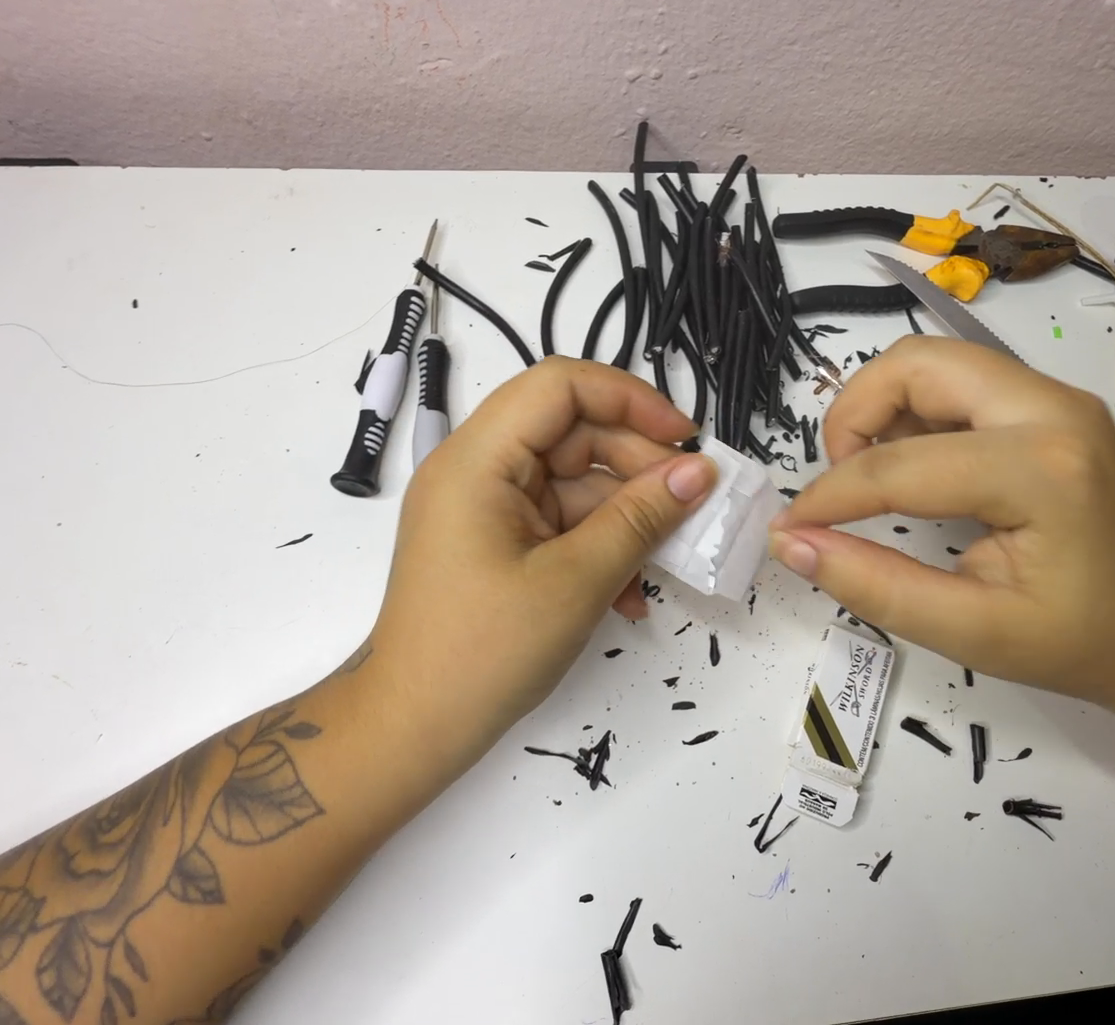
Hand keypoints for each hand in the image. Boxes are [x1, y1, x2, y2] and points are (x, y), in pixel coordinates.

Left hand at [367, 358, 716, 741]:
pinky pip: (563, 522)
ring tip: (669, 562)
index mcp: (478, 460)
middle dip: (638, 467)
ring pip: (576, 482)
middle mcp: (478, 469)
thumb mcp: (576, 581)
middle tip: (692, 507)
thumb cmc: (485, 653)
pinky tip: (631, 595)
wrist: (414, 730)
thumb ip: (641, 518)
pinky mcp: (499, 541)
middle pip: (573, 432)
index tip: (684, 438)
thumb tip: (700, 472)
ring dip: (627, 518)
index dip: (629, 399)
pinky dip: (600, 546)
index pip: (559, 385)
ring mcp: (488, 507)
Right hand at [768, 336, 1114, 713]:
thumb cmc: (1079, 642)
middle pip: (917, 364)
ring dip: (881, 409)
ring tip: (869, 477)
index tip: (788, 528)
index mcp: (1042, 470)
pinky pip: (956, 381)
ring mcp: (1054, 398)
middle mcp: (1052, 409)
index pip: (901, 465)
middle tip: (838, 483)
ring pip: (933, 362)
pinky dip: (911, 413)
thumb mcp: (970, 632)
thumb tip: (791, 544)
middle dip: (854, 415)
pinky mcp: (1046, 404)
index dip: (828, 497)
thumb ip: (874, 585)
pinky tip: (911, 469)